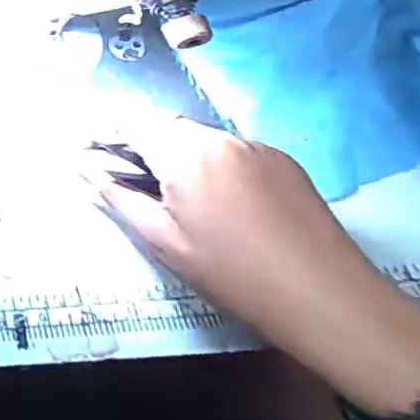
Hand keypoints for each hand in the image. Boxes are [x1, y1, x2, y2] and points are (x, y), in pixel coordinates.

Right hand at [98, 118, 419, 416]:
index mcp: (186, 154)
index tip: (96, 151)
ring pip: (202, 138)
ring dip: (182, 154)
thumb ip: (123, 202)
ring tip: (184, 196)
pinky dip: (216, 164)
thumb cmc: (234, 276)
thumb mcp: (167, 244)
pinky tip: (226, 202)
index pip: (135, 123)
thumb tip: (92, 175)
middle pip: (169, 126)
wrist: (327, 296)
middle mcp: (220, 137)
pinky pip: (234, 150)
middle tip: (137, 179)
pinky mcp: (282, 158)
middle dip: (146, 144)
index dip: (111, 134)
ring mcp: (255, 144)